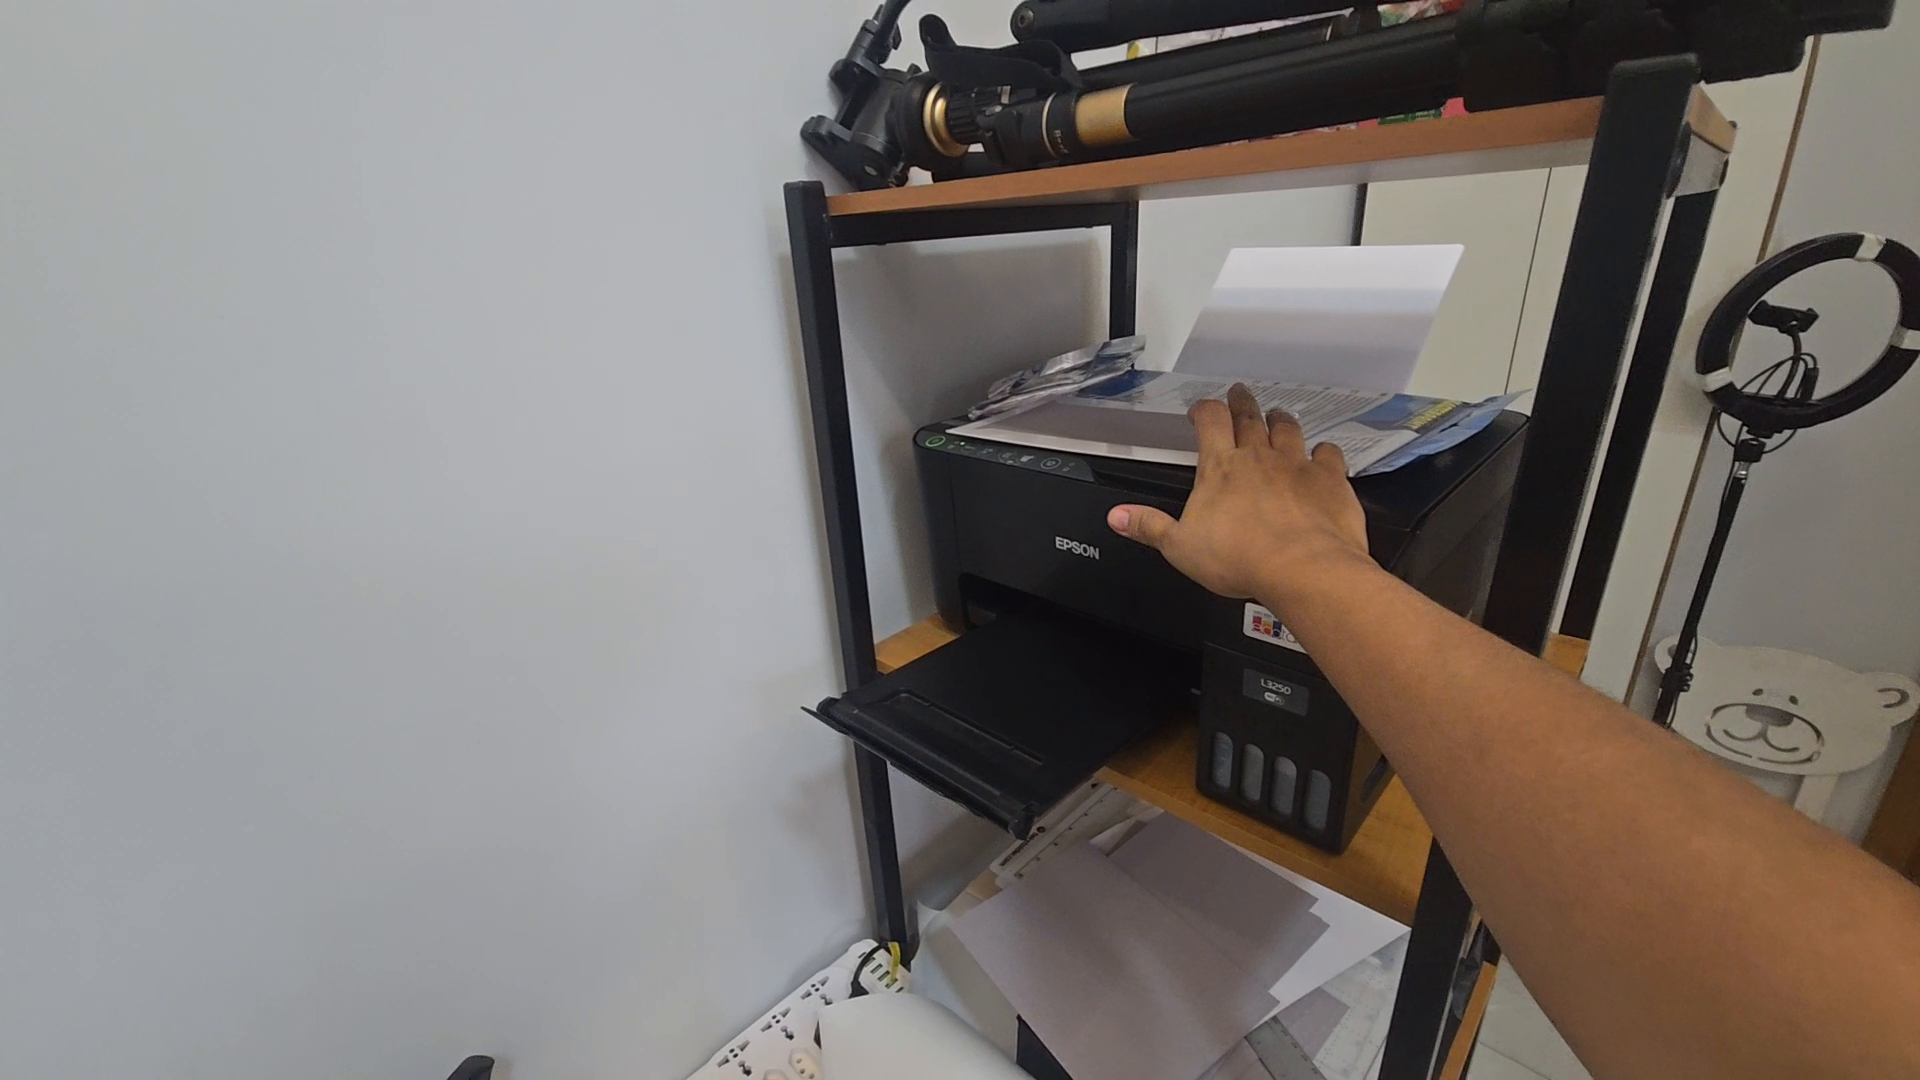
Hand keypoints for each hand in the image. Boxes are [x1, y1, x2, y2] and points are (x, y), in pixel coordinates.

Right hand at [1107, 383, 1371, 603]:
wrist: (1301, 568)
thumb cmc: (1239, 558)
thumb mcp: (1179, 546)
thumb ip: (1148, 526)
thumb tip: (1117, 517)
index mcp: (1220, 468)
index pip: (1210, 421)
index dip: (1204, 410)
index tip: (1200, 410)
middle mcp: (1259, 457)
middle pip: (1250, 417)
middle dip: (1242, 403)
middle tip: (1239, 394)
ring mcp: (1297, 465)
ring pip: (1289, 429)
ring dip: (1281, 420)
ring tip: (1278, 414)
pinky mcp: (1329, 481)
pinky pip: (1329, 455)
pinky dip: (1324, 451)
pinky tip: (1324, 452)